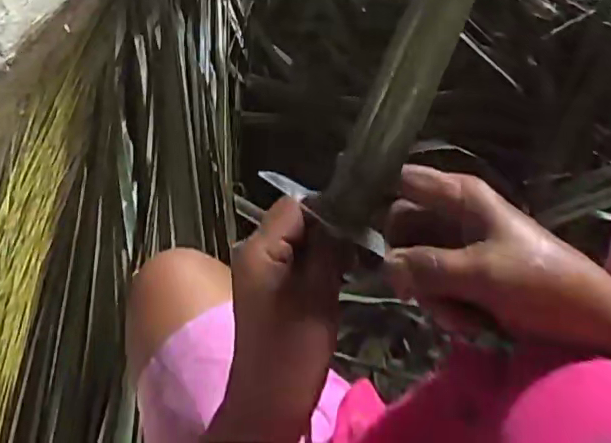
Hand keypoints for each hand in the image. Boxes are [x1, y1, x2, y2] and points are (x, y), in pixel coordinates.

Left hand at [205, 195, 347, 441]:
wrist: (267, 403)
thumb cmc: (292, 351)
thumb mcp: (317, 296)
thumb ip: (327, 252)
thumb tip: (341, 218)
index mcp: (257, 246)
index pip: (293, 207)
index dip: (325, 213)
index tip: (357, 228)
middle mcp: (252, 249)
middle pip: (293, 221)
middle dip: (326, 232)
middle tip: (359, 251)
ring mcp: (256, 268)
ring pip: (295, 241)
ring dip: (322, 251)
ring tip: (351, 267)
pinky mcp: (266, 287)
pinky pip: (291, 261)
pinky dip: (313, 267)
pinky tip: (335, 282)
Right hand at [382, 166, 610, 348]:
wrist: (600, 322)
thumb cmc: (542, 284)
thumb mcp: (481, 276)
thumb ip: (428, 267)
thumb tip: (386, 266)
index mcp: (461, 195)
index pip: (403, 181)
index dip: (383, 198)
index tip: (368, 231)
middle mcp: (458, 211)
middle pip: (407, 226)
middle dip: (411, 264)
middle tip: (418, 295)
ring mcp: (467, 241)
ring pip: (422, 258)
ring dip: (433, 292)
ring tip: (459, 321)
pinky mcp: (476, 269)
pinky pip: (443, 279)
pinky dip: (450, 303)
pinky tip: (471, 325)